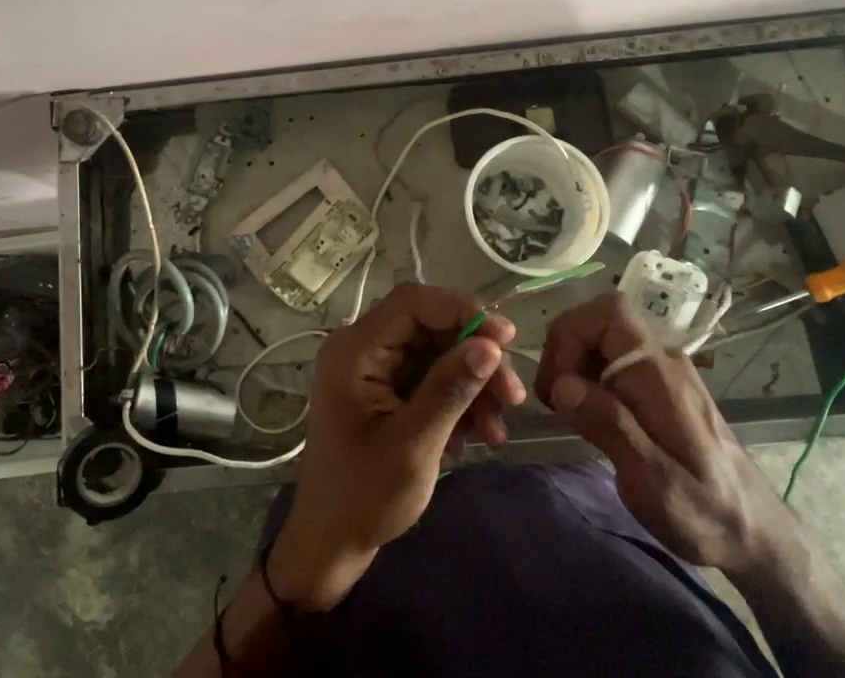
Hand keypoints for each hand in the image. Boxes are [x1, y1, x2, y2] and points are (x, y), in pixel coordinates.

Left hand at [266, 283, 525, 609]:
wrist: (332, 541)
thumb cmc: (365, 495)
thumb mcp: (415, 443)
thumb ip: (450, 389)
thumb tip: (490, 344)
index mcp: (354, 350)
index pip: (413, 302)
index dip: (462, 311)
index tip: (507, 340)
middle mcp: (360, 349)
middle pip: (430, 328)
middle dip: (476, 358)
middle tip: (512, 397)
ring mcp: (372, 371)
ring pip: (437, 355)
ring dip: (474, 385)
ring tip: (497, 430)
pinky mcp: (385, 393)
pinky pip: (430, 379)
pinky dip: (458, 402)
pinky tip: (478, 437)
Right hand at [536, 292, 800, 578]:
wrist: (757, 534)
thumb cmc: (705, 512)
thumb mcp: (652, 481)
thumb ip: (610, 426)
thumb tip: (563, 384)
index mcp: (660, 377)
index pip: (610, 312)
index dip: (571, 334)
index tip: (559, 384)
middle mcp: (664, 363)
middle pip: (600, 322)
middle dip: (564, 352)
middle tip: (554, 402)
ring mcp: (664, 375)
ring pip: (604, 343)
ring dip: (574, 368)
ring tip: (568, 415)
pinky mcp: (662, 391)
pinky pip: (615, 365)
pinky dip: (590, 382)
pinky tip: (590, 420)